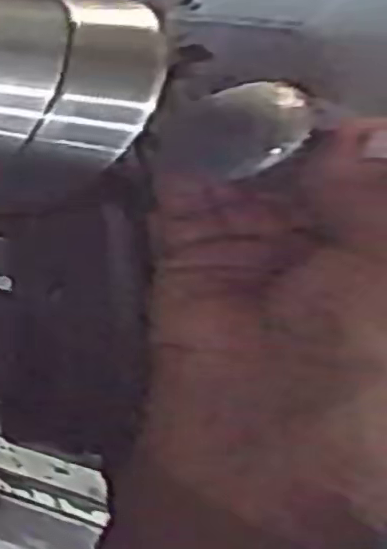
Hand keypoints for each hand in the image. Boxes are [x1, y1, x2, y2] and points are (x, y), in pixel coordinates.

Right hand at [146, 119, 386, 540]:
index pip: (381, 178)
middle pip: (323, 172)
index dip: (369, 145)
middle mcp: (345, 250)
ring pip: (253, 181)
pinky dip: (182, 175)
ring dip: (240, 151)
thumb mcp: (386, 283)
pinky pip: (186, 205)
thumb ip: (368, 207)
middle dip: (303, 138)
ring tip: (227, 117)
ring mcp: (268, 253)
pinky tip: (186, 147)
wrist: (260, 442)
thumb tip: (354, 137)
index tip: (346, 114)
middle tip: (280, 106)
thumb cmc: (369, 393)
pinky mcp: (198, 257)